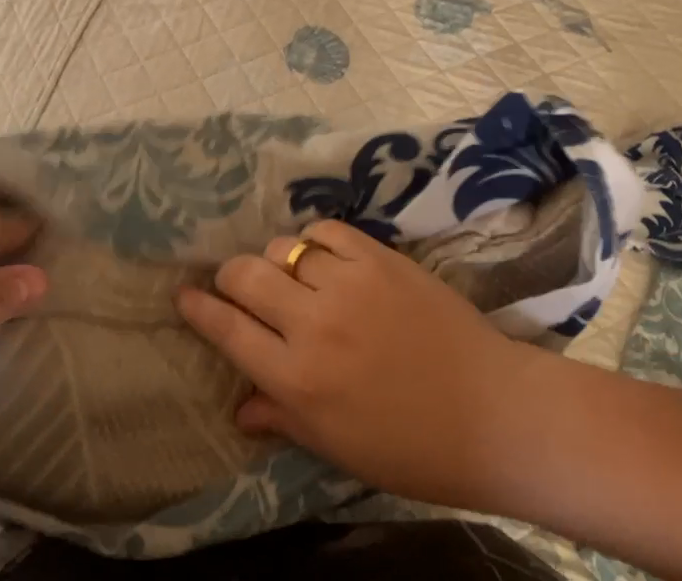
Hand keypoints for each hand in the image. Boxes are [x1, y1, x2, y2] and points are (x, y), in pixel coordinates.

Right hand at [175, 220, 538, 507]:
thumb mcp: (338, 447)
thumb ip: (281, 418)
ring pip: (282, 249)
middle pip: (244, 275)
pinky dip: (314, 242)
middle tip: (239, 288)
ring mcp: (349, 286)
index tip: (183, 295)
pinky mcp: (382, 261)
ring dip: (277, 263)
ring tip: (293, 279)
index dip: (198, 308)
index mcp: (298, 379)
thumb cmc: (414, 448)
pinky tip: (324, 259)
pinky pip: (326, 233)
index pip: (226, 330)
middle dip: (230, 278)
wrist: (498, 415)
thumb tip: (238, 407)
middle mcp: (313, 325)